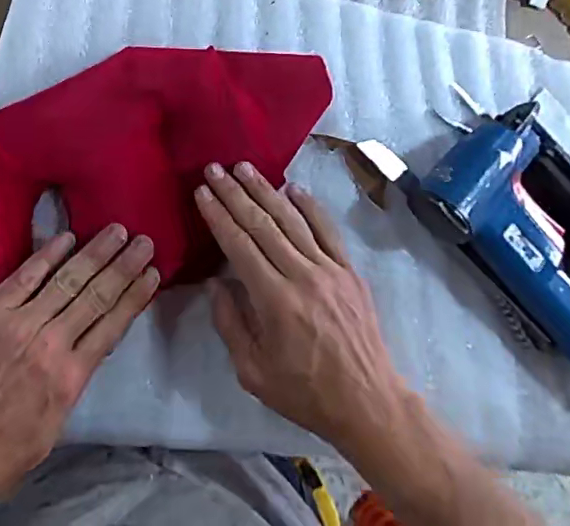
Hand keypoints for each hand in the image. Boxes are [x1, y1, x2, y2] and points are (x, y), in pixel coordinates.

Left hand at [0, 226, 159, 510]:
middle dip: (124, 266)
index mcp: (69, 376)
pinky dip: (48, 254)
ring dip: (96, 252)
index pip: (112, 324)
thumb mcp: (52, 428)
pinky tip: (67, 237)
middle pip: (96, 294)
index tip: (152, 273)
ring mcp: (19, 322)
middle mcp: (51, 342)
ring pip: (67, 279)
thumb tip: (90, 351)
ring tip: (117, 231)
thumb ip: (73, 384)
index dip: (135, 296)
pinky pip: (25, 276)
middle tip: (145, 241)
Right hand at [196, 161, 408, 451]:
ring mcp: (329, 268)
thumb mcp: (253, 372)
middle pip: (262, 224)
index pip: (239, 245)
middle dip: (234, 193)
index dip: (218, 215)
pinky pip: (327, 229)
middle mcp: (302, 274)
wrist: (367, 401)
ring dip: (266, 189)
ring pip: (292, 219)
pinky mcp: (349, 269)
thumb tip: (216, 282)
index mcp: (274, 300)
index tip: (202, 192)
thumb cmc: (305, 392)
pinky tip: (292, 186)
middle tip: (214, 169)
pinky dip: (309, 205)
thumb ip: (230, 324)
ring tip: (245, 167)